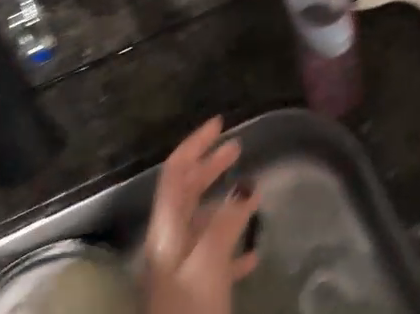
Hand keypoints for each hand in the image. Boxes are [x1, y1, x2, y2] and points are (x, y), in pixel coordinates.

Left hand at [142, 118, 259, 313]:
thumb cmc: (191, 309)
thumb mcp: (210, 262)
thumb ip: (227, 221)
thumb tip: (246, 186)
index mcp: (166, 229)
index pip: (176, 172)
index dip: (196, 144)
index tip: (220, 123)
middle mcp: (169, 243)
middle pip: (186, 192)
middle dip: (209, 166)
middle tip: (238, 147)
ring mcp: (180, 268)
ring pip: (200, 223)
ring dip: (223, 202)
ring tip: (251, 190)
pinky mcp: (194, 292)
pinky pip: (213, 257)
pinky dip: (232, 244)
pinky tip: (253, 251)